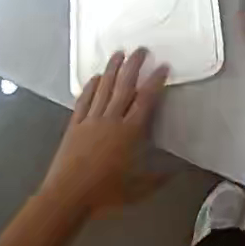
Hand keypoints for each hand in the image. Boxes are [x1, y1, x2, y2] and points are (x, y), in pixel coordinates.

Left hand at [39, 48, 168, 216]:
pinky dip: (91, 87)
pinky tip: (96, 78)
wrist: (67, 196)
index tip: (162, 66)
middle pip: (124, 86)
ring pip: (104, 88)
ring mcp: (91, 120)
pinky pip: (84, 100)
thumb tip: (177, 171)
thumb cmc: (105, 194)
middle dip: (134, 65)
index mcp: (129, 133)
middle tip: (140, 49)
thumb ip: (158, 178)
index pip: (145, 100)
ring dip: (112, 69)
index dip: (155, 82)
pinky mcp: (75, 125)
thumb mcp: (138, 190)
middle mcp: (111, 120)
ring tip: (119, 53)